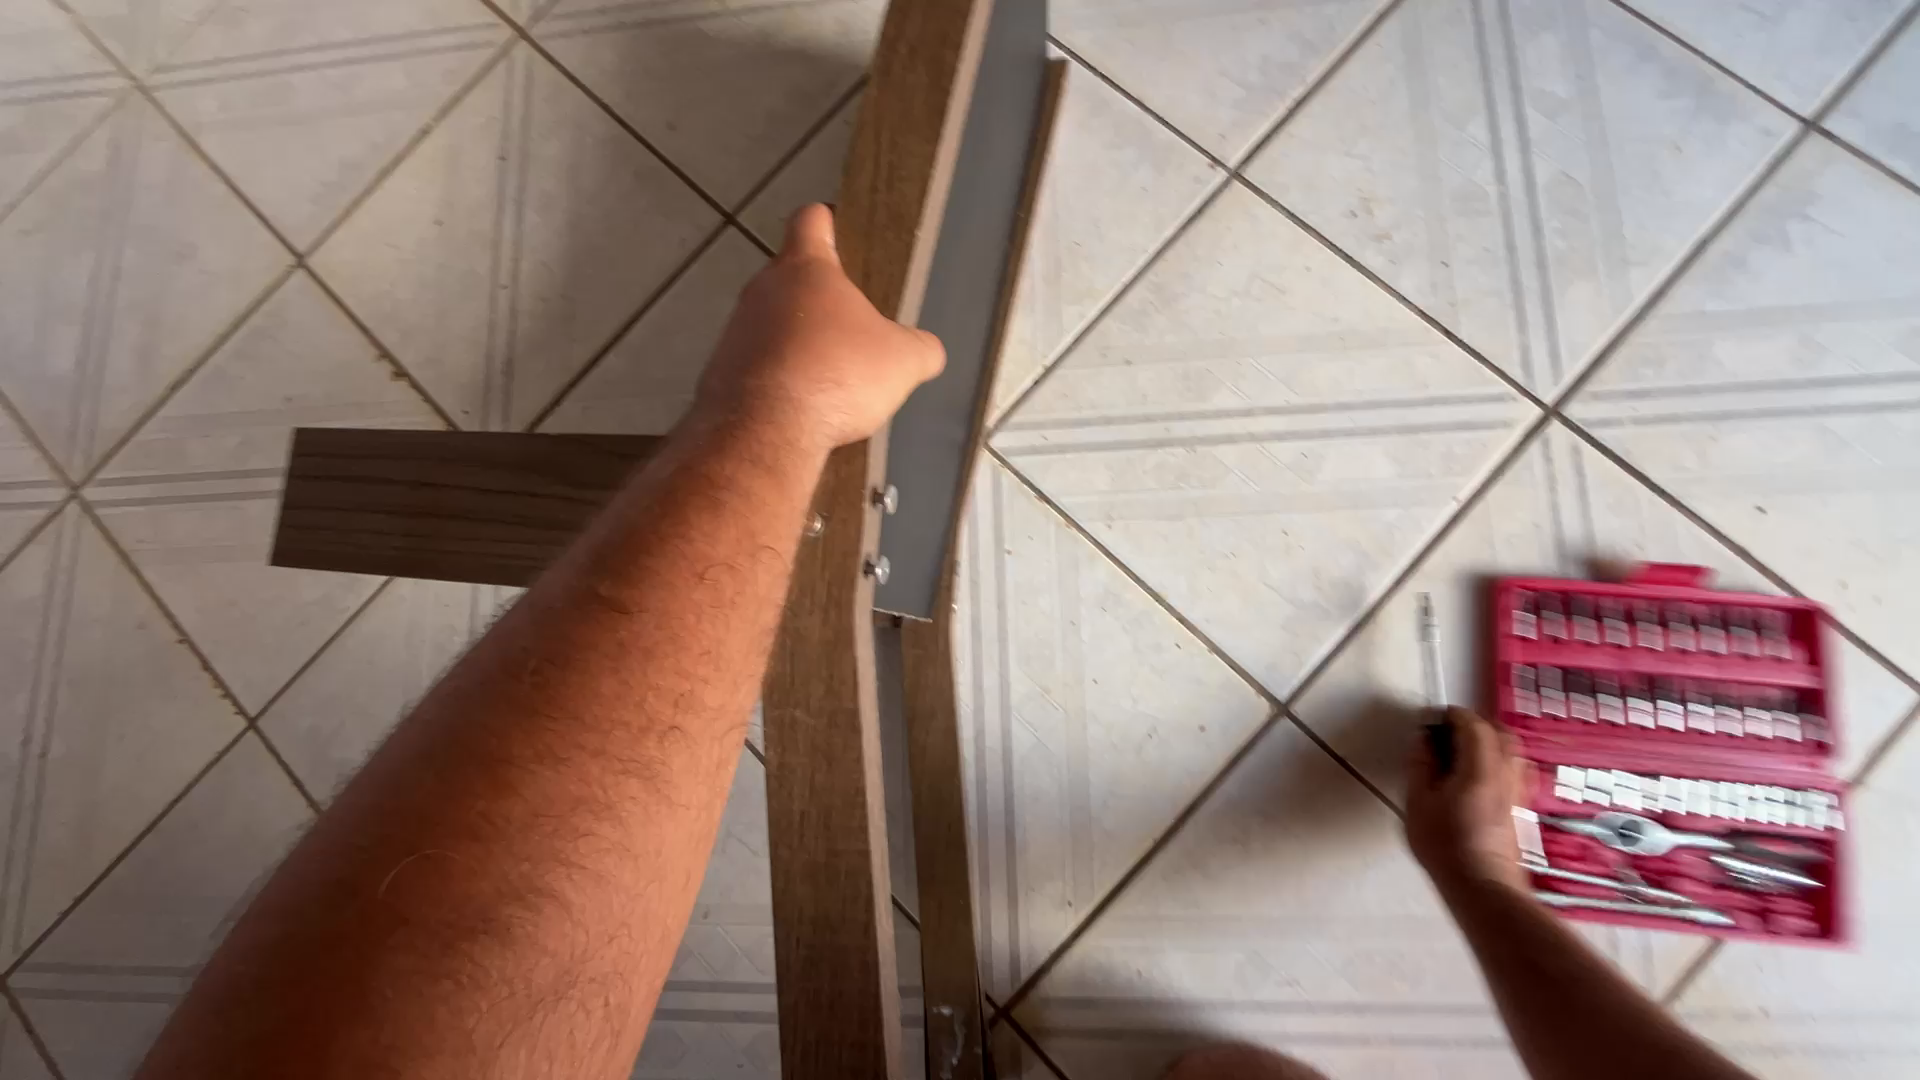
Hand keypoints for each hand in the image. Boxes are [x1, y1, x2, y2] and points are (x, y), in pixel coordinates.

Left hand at [691, 204, 945, 451]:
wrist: (766, 431)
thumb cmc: (838, 375)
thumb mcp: (902, 362)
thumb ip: (920, 348)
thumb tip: (928, 351)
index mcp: (806, 268)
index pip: (811, 220)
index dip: (829, 222)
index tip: (842, 233)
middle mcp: (761, 290)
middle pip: (792, 278)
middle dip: (820, 300)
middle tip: (852, 329)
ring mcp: (735, 331)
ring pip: (772, 325)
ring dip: (798, 344)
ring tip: (830, 379)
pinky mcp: (720, 373)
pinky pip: (757, 367)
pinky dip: (780, 381)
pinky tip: (802, 409)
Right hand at [1404, 706, 1528, 898]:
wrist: (1482, 886)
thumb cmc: (1443, 844)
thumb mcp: (1417, 802)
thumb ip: (1421, 766)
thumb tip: (1424, 741)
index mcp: (1479, 770)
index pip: (1474, 727)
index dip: (1454, 715)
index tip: (1434, 718)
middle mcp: (1505, 776)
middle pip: (1502, 734)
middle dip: (1477, 724)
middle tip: (1450, 731)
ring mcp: (1518, 793)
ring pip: (1514, 752)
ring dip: (1491, 742)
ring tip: (1465, 751)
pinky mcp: (1521, 809)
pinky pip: (1516, 771)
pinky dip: (1500, 761)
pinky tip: (1480, 775)